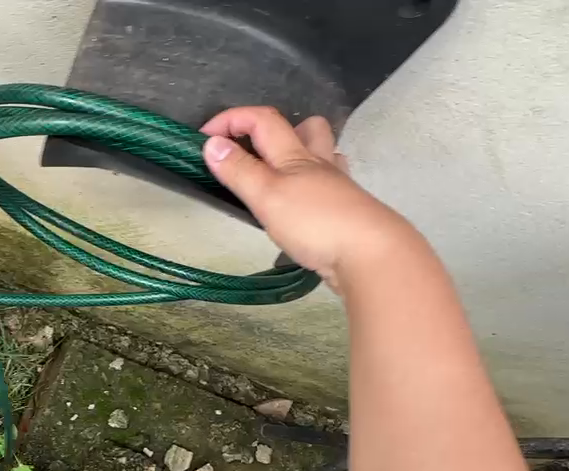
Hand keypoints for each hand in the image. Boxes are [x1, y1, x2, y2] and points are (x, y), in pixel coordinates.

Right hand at [200, 106, 417, 286]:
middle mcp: (318, 162)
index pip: (262, 121)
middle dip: (274, 128)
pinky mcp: (341, 209)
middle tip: (248, 147)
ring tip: (278, 172)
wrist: (365, 252)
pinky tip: (302, 200)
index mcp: (295, 155)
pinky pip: (326, 184)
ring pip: (320, 153)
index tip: (202, 138)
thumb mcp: (267, 195)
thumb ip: (239, 170)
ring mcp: (333, 184)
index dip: (232, 120)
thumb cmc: (313, 221)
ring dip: (300, 152)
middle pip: (303, 127)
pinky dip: (312, 184)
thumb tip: (212, 144)